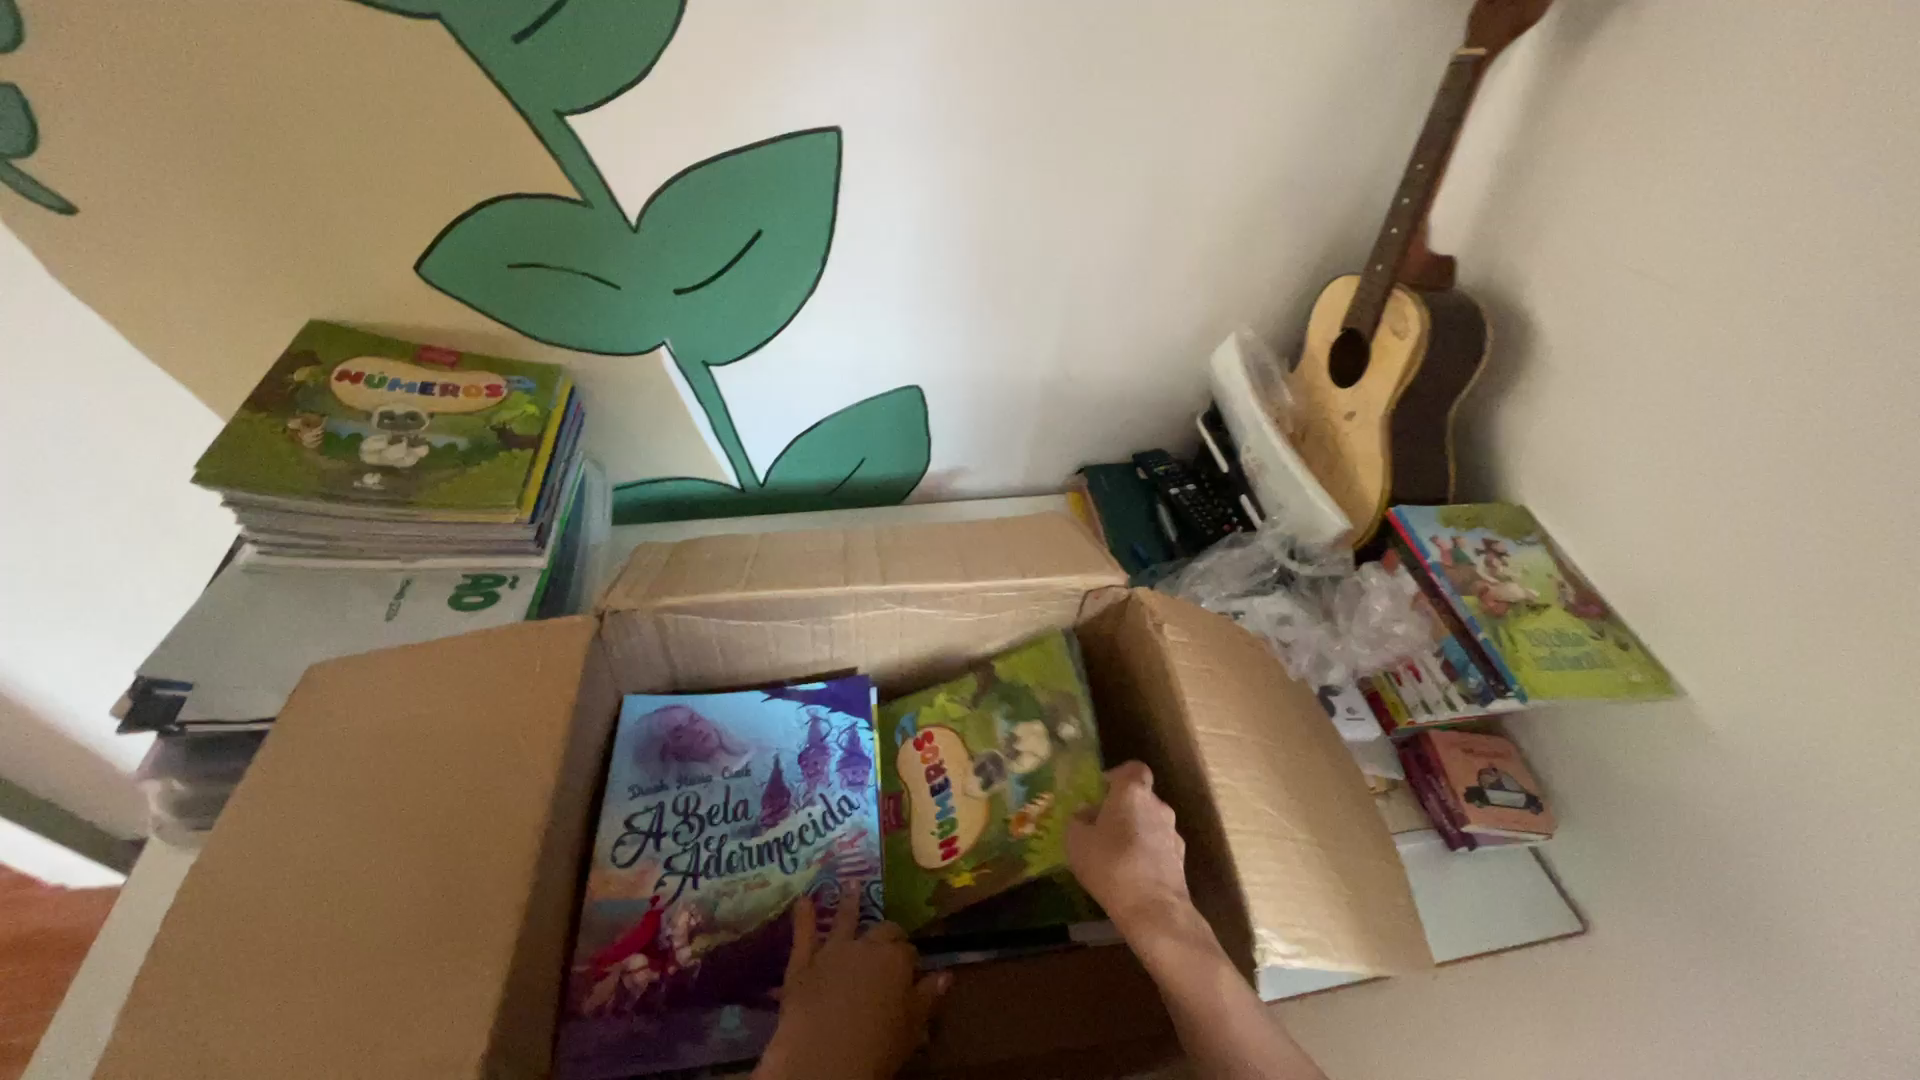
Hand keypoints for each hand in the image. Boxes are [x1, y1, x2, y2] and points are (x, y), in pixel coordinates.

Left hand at [754, 891, 949, 1079]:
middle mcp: (867, 946)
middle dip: (888, 932)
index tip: (911, 971)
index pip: (909, 952)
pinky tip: (803, 899)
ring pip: (844, 920)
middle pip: (882, 931)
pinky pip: (803, 934)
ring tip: (852, 883)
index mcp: (896, 960)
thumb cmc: (877, 1048)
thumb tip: (946, 974)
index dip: (910, 960)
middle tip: (891, 937)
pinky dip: (803, 916)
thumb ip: (928, 997)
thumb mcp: (912, 1027)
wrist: (824, 1060)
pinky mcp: (803, 963)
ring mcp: (832, 951)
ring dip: (849, 901)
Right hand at [1067, 762, 1206, 949]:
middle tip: (1102, 827)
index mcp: (1132, 792)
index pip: (1132, 768)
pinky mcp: (1181, 859)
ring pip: (1151, 822)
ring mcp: (1173, 832)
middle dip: (1123, 808)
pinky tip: (1132, 873)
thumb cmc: (1110, 864)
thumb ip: (1079, 820)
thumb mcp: (1076, 840)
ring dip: (1136, 831)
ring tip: (1115, 855)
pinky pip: (1159, 846)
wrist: (1153, 908)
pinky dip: (1147, 853)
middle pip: (1140, 797)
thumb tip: (1086, 814)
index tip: (1101, 791)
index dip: (1117, 776)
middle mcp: (1158, 805)